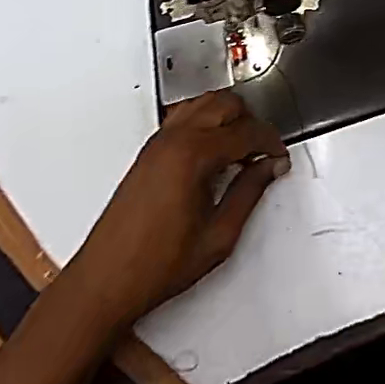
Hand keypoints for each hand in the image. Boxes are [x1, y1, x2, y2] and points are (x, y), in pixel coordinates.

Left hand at [0, 92, 289, 383]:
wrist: (105, 282)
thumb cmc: (151, 266)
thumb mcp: (218, 236)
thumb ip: (249, 193)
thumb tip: (268, 168)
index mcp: (193, 156)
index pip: (246, 131)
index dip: (270, 141)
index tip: (279, 155)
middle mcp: (173, 140)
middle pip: (226, 103)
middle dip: (252, 121)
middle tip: (263, 150)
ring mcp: (158, 142)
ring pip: (204, 102)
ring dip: (228, 116)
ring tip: (242, 147)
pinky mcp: (149, 151)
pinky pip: (184, 115)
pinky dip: (206, 120)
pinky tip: (214, 148)